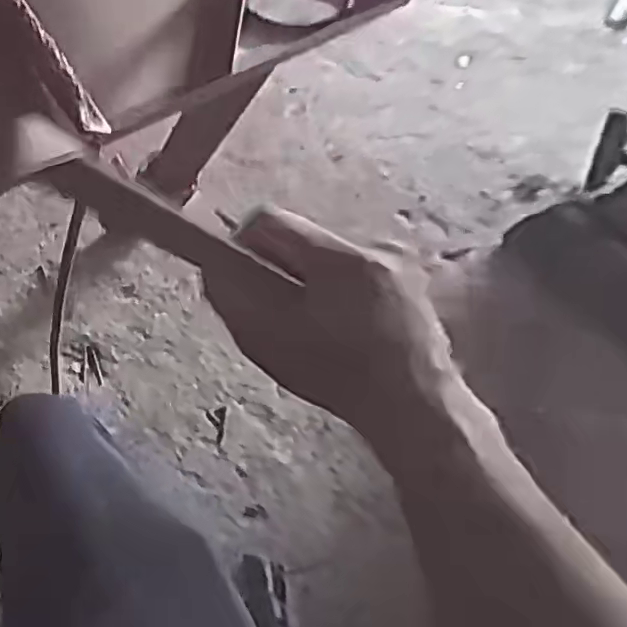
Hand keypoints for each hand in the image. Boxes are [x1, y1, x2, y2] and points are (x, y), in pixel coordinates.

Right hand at [200, 208, 488, 448]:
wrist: (414, 406)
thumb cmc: (336, 374)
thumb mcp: (263, 336)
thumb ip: (227, 292)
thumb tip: (212, 263)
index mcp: (337, 258)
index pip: (267, 219)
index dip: (242, 243)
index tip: (241, 275)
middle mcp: (371, 248)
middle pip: (297, 236)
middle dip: (276, 266)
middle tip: (274, 307)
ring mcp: (396, 263)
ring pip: (322, 254)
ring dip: (305, 279)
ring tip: (309, 322)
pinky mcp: (408, 281)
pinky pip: (349, 269)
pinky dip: (333, 289)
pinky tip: (336, 325)